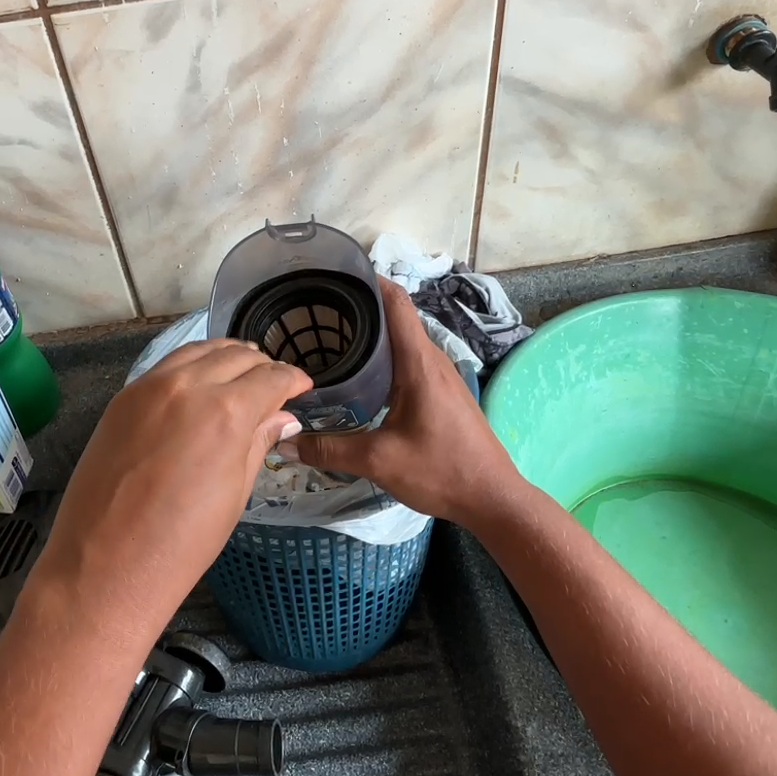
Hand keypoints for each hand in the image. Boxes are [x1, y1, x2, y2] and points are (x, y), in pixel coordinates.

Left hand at [32, 339, 311, 638]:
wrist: (105, 563)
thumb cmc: (182, 542)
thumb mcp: (234, 493)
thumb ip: (257, 442)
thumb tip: (281, 416)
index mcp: (226, 412)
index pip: (270, 378)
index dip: (293, 380)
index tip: (302, 387)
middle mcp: (189, 386)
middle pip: (236, 356)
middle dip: (263, 366)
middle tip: (274, 385)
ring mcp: (150, 386)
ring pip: (200, 350)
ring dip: (227, 357)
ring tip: (241, 375)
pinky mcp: (124, 396)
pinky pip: (168, 364)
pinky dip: (193, 364)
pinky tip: (201, 381)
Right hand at [297, 277, 528, 528]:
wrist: (492, 498)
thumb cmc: (441, 470)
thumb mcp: (378, 460)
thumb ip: (329, 449)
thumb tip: (284, 443)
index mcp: (419, 362)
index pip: (396, 301)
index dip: (368, 281)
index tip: (334, 277)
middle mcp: (431, 359)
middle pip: (395, 316)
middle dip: (358, 308)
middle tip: (315, 313)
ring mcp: (439, 375)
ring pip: (401, 340)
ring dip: (370, 334)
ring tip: (329, 340)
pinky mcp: (441, 392)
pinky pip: (407, 360)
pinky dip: (382, 356)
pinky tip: (359, 376)